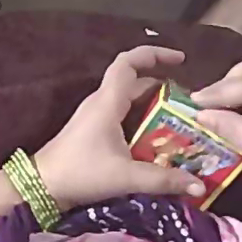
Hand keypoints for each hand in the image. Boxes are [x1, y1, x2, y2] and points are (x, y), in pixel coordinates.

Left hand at [34, 46, 205, 208]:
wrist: (41, 187)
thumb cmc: (80, 173)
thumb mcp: (126, 177)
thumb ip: (164, 181)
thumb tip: (199, 186)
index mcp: (107, 102)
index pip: (129, 62)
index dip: (155, 54)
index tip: (180, 60)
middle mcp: (100, 103)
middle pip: (134, 83)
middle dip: (162, 87)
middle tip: (187, 104)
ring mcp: (94, 117)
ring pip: (128, 101)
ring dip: (152, 106)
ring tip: (178, 122)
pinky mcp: (91, 132)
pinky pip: (121, 116)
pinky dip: (139, 120)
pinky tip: (155, 140)